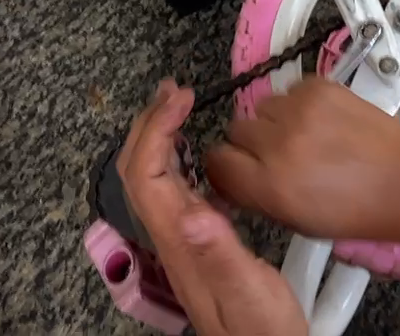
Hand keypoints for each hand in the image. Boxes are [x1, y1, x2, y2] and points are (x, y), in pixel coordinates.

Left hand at [117, 80, 305, 335]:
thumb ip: (222, 255)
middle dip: (149, 122)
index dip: (156, 129)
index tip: (182, 97)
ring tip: (176, 103)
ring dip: (158, 133)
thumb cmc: (261, 331)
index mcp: (179, 240)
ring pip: (151, 176)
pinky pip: (172, 185)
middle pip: (138, 170)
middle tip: (173, 88)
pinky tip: (192, 147)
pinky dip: (175, 153)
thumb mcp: (251, 294)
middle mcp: (172, 234)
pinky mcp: (196, 238)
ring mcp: (181, 236)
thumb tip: (192, 214)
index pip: (145, 174)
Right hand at [205, 77, 399, 242]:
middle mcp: (278, 144)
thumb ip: (257, 196)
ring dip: (275, 121)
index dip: (225, 166)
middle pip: (236, 130)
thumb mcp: (297, 221)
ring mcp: (298, 110)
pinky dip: (299, 104)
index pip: (216, 161)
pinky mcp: (317, 86)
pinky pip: (289, 89)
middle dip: (251, 143)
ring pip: (261, 107)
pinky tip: (321, 122)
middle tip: (277, 155)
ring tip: (305, 137)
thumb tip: (230, 178)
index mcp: (270, 186)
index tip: (236, 168)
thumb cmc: (357, 211)